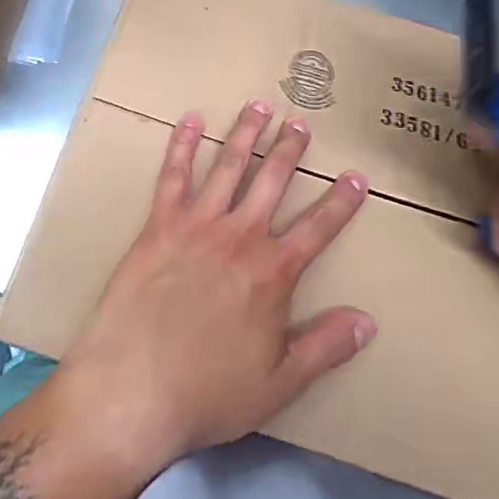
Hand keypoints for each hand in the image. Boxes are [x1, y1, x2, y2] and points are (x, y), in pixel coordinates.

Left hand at [52, 101, 375, 471]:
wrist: (130, 392)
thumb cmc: (207, 392)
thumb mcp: (279, 383)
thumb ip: (325, 347)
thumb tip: (368, 321)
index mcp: (273, 272)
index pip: (319, 227)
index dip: (341, 201)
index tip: (356, 176)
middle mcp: (240, 237)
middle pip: (273, 181)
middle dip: (290, 149)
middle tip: (301, 122)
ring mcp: (197, 226)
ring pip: (229, 166)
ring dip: (246, 133)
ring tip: (259, 106)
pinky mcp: (159, 226)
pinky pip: (173, 176)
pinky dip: (182, 144)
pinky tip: (189, 120)